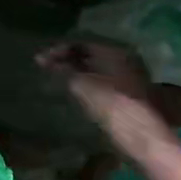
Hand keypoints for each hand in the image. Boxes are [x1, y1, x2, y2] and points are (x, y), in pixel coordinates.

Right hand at [37, 40, 175, 158]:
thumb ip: (62, 69)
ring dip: (76, 73)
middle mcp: (125, 59)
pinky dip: (87, 83)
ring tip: (57, 80)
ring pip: (97, 69)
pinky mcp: (130, 96)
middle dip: (67, 61)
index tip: (40, 61)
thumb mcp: (81, 84)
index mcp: (116, 51)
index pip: (82, 43)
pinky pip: (103, 82)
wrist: (140, 135)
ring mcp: (130, 78)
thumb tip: (43, 59)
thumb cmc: (110, 104)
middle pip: (91, 55)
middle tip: (46, 69)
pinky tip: (75, 93)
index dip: (59, 50)